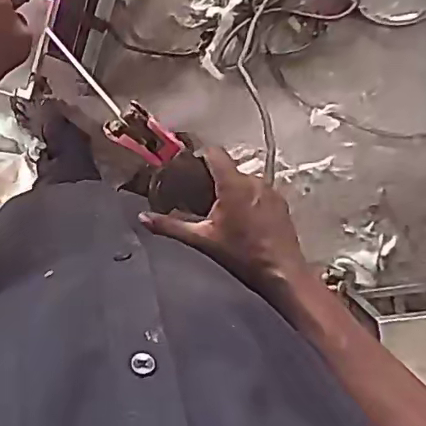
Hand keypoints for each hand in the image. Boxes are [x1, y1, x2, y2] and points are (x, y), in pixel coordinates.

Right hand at [139, 147, 315, 295]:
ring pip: (245, 180)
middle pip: (228, 168)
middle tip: (199, 197)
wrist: (281, 272)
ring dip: (232, 190)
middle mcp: (254, 181)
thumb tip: (144, 218)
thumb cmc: (242, 255)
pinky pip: (259, 192)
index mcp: (233, 184)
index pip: (214, 153)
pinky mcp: (281, 203)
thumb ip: (171, 226)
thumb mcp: (202, 240)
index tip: (187, 166)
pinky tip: (243, 219)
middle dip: (214, 179)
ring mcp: (271, 191)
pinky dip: (249, 199)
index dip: (199, 155)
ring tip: (221, 211)